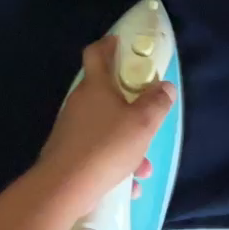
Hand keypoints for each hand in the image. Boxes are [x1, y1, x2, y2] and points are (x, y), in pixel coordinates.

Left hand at [33, 36, 176, 216]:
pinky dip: (115, 164)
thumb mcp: (142, 124)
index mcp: (95, 86)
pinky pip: (98, 151)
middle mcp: (79, 102)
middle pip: (106, 94)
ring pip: (106, 128)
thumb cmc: (106, 146)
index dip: (108, 44)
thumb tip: (164, 86)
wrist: (64, 186)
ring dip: (127, 145)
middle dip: (131, 107)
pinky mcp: (68, 151)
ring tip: (143, 168)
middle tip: (148, 117)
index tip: (120, 43)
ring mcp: (71, 127)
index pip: (96, 53)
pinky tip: (128, 186)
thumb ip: (157, 103)